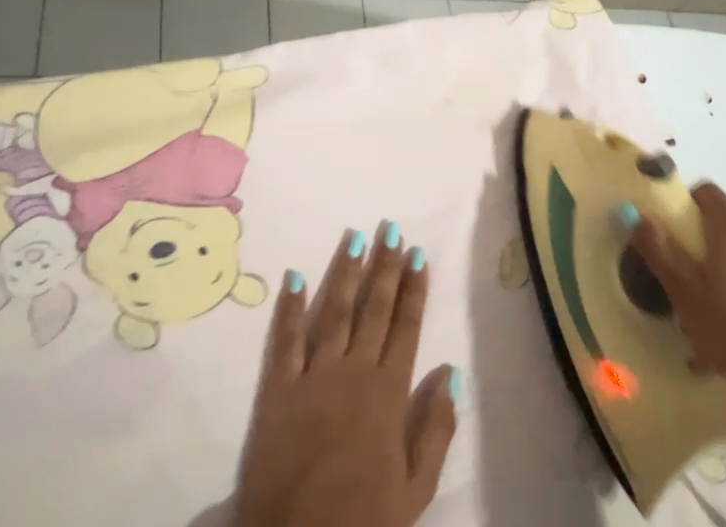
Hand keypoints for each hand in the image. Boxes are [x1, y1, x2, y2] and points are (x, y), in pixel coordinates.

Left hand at [236, 225, 458, 526]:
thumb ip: (435, 428)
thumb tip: (448, 370)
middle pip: (373, 310)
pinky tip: (295, 275)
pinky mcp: (276, 389)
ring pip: (334, 313)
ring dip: (345, 273)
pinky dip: (290, 306)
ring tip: (355, 237)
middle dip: (384, 266)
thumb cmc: (363, 517)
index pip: (405, 328)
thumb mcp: (417, 487)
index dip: (413, 289)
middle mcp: (352, 373)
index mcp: (388, 394)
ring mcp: (311, 377)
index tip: (419, 253)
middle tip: (390, 227)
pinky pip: (284, 340)